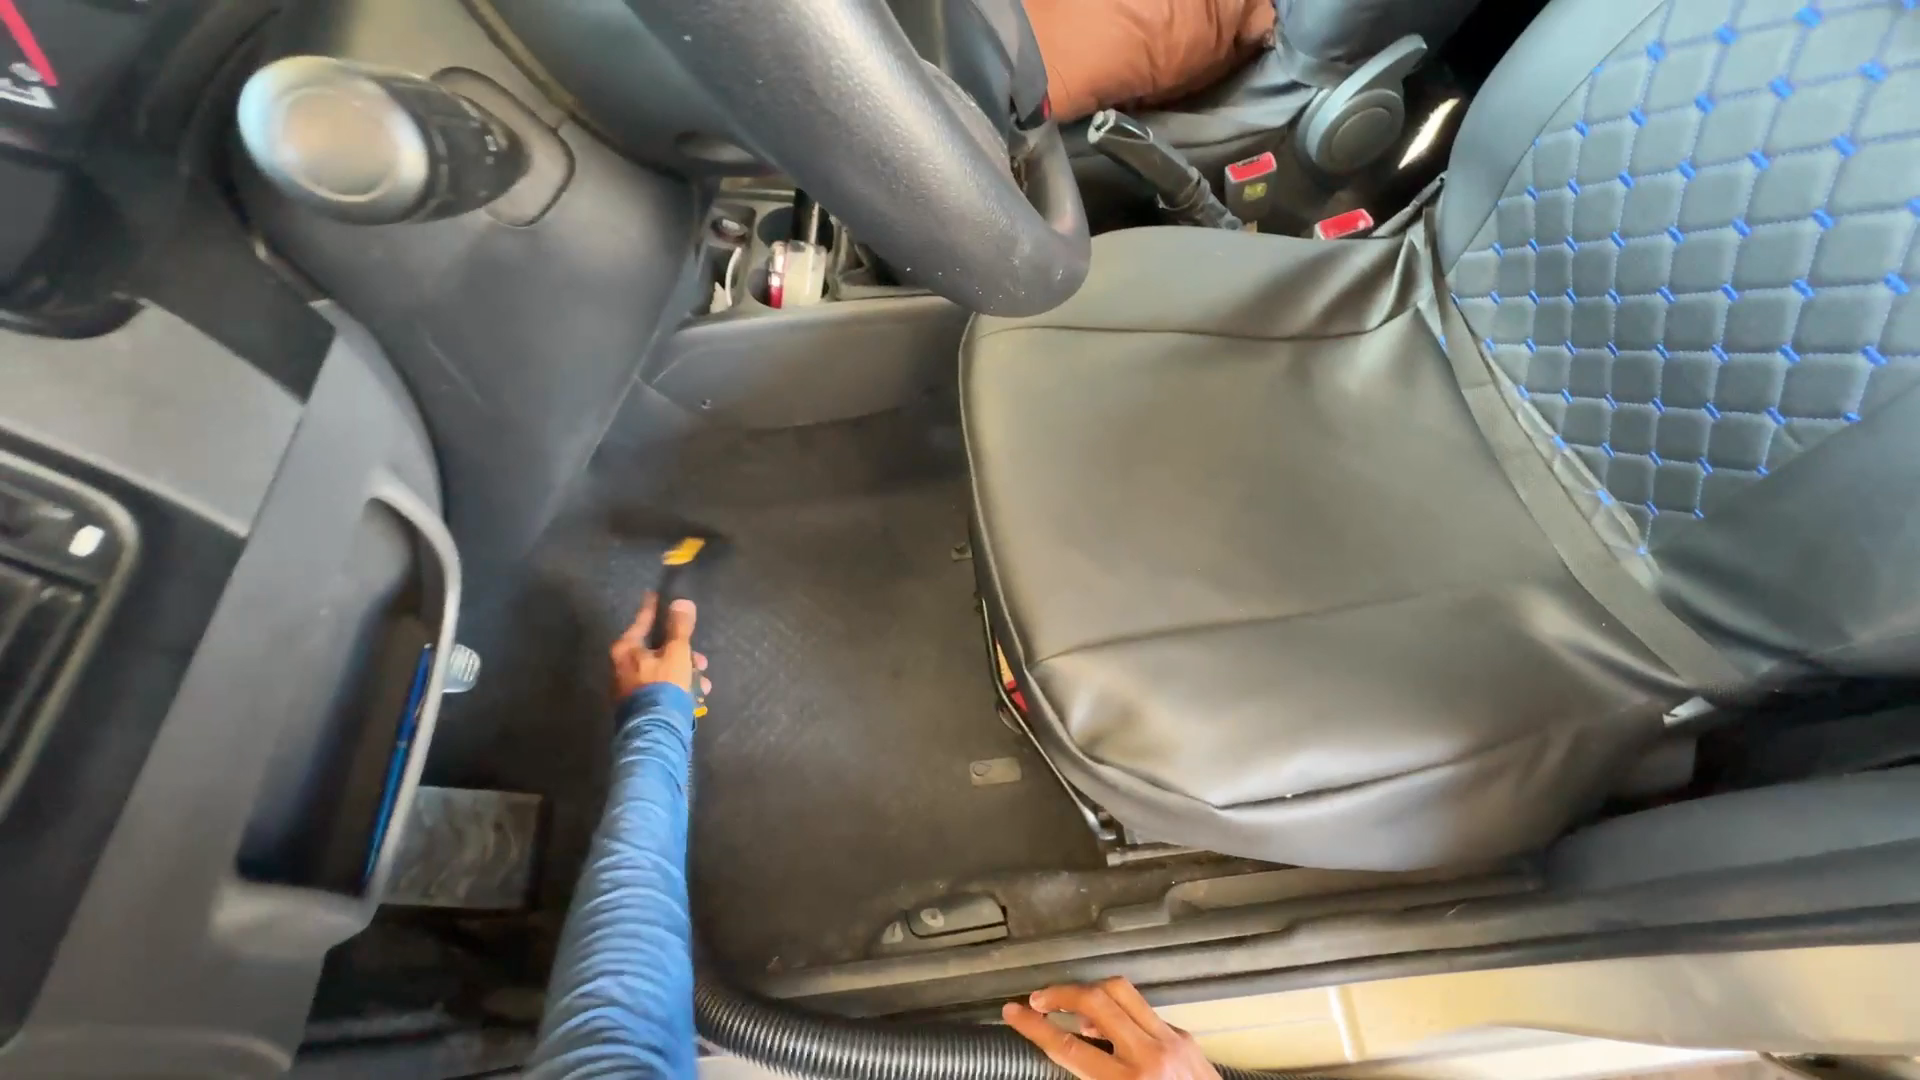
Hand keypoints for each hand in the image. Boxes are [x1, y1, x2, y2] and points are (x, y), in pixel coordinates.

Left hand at [610, 592, 711, 701]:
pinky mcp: (638, 704)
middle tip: (701, 660)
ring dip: (685, 673)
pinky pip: (661, 686)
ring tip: (703, 684)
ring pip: (662, 669)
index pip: (642, 620)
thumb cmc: (663, 686)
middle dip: (684, 653)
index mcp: (626, 649)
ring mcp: (628, 686)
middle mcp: (621, 666)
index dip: (653, 607)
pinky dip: (678, 687)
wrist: (654, 732)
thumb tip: (682, 602)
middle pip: (656, 648)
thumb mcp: (677, 653)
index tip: (654, 594)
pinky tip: (695, 695)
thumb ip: (680, 628)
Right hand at [1003, 978, 1220, 1079]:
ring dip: (1091, 993)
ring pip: (1121, 991)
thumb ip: (1097, 1078)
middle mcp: (1151, 1057)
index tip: (1013, 1012)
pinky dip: (1122, 1012)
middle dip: (1060, 994)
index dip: (1035, 1028)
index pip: (1069, 1048)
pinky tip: (1113, 1029)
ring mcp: (1172, 1042)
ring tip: (1073, 1009)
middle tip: (1039, 1000)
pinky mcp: (1187, 1038)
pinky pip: (1145, 1011)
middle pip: (1094, 1002)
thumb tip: (1077, 1048)